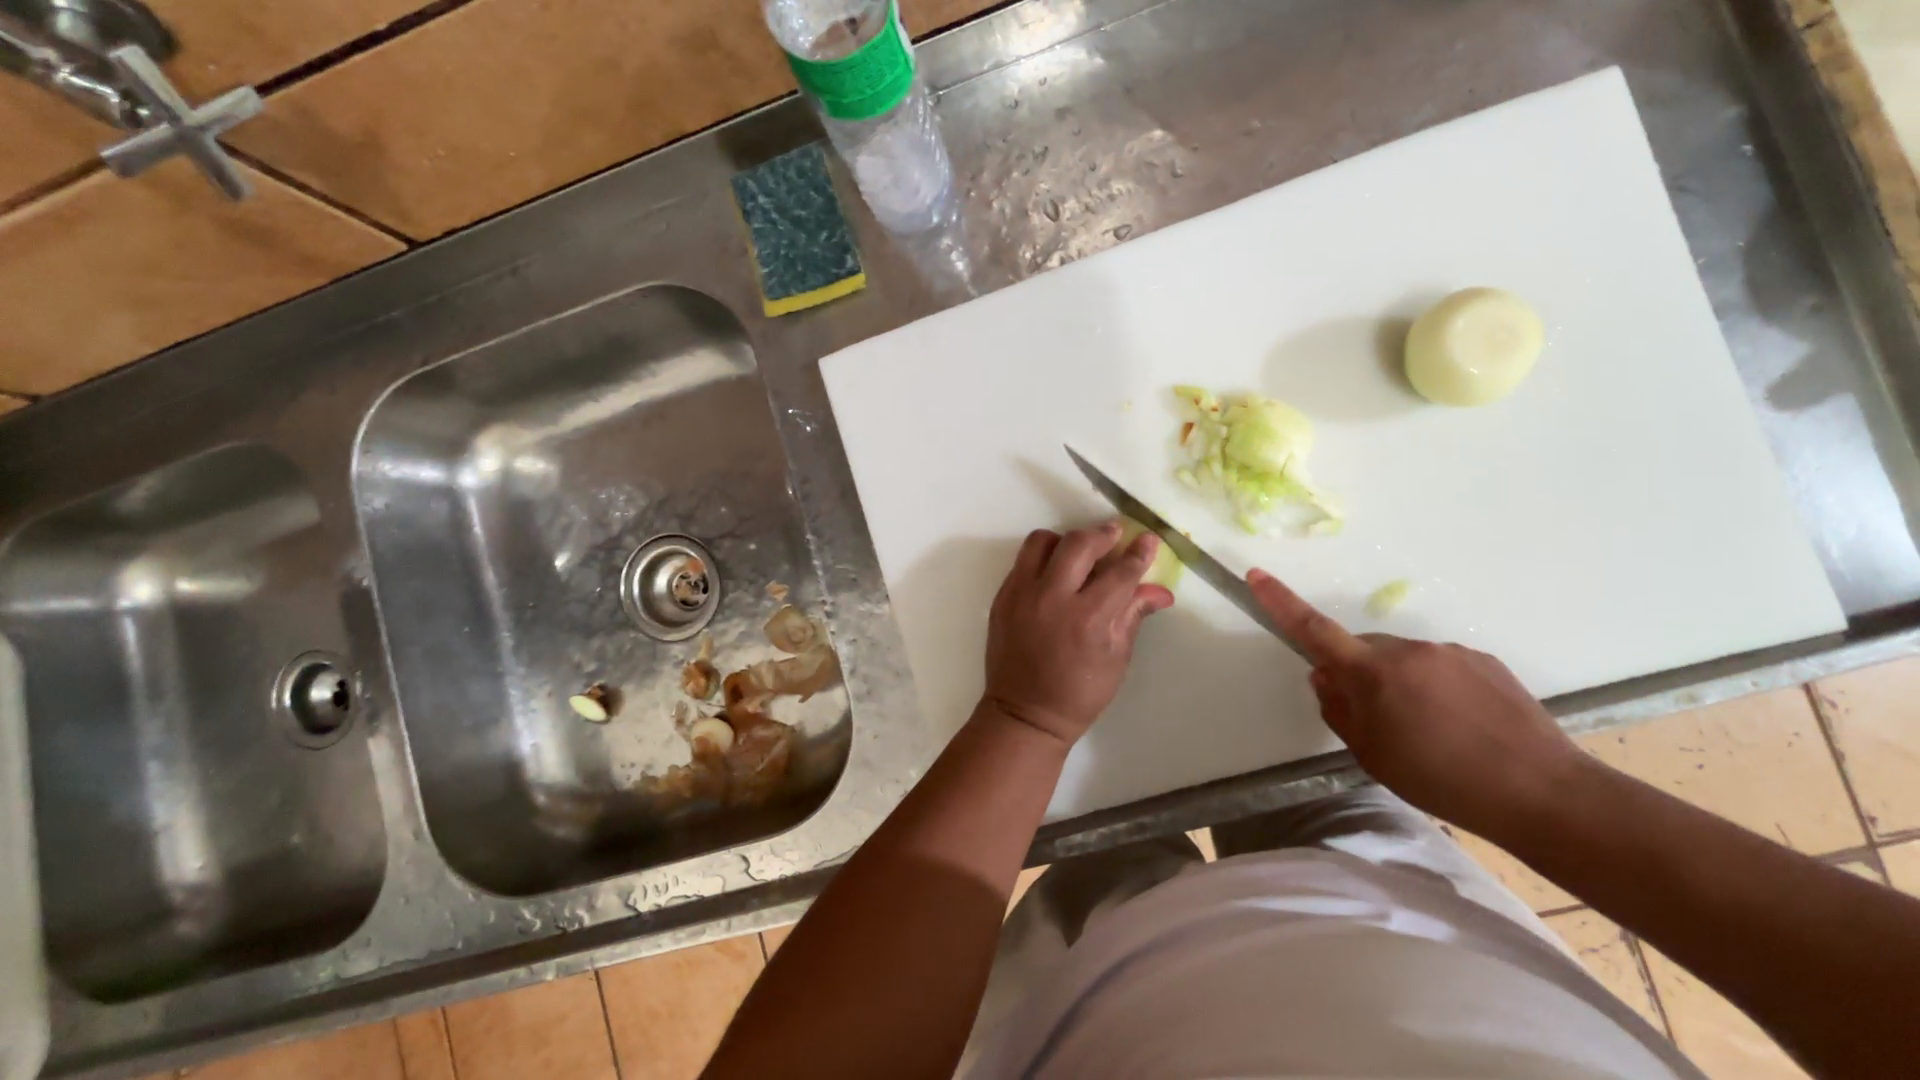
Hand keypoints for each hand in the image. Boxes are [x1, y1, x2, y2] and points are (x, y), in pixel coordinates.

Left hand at [983, 523, 1175, 744]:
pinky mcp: (1002, 597)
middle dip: (1103, 534)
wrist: (1025, 714)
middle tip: (1115, 535)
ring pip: (1042, 542)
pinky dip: (1042, 559)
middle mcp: (1053, 598)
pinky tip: (1055, 572)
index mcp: (1088, 618)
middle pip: (1080, 544)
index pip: (1120, 571)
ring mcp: (1022, 594)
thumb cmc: (1079, 693)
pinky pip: (1022, 561)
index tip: (1148, 540)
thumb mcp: (1116, 658)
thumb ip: (1133, 615)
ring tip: (1079, 551)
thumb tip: (1160, 591)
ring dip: (1066, 540)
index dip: (1139, 553)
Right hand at [1246, 568, 1587, 834]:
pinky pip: (1441, 667)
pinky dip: (1437, 689)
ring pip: (1405, 660)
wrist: (1541, 791)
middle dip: (1359, 673)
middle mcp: (1410, 649)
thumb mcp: (1372, 755)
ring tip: (1429, 734)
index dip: (1281, 603)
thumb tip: (1324, 677)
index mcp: (1374, 673)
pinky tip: (1459, 728)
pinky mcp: (1485, 662)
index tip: (1256, 575)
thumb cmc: (1441, 780)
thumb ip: (1339, 710)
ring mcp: (1451, 651)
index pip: (1314, 630)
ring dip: (1402, 685)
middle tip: (1377, 722)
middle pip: (1364, 650)